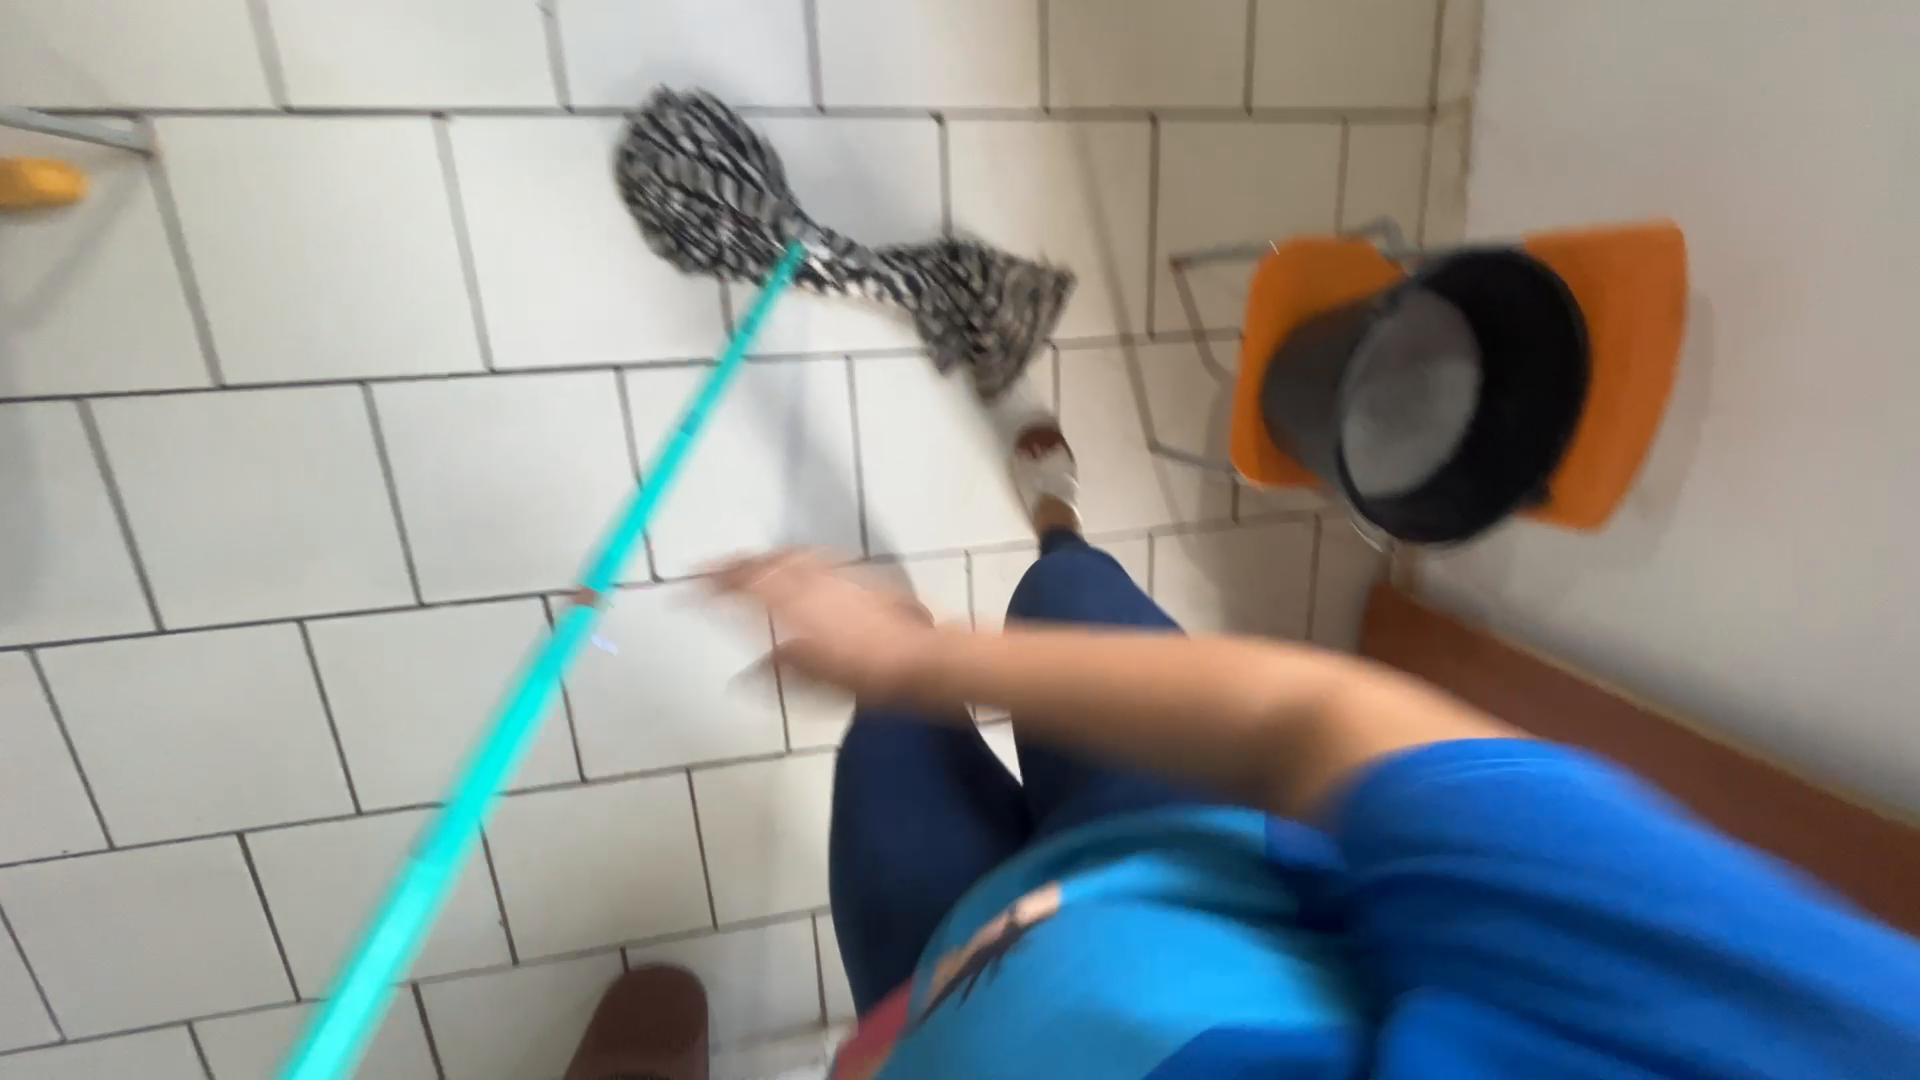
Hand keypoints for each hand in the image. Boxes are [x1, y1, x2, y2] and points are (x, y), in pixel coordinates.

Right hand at [707, 550, 943, 701]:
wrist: (918, 659)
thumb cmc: (865, 676)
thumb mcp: (815, 683)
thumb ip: (780, 669)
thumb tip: (752, 671)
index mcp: (793, 607)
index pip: (744, 587)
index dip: (714, 584)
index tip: (694, 586)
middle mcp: (811, 584)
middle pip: (764, 564)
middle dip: (734, 565)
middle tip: (713, 569)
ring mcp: (836, 576)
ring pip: (789, 557)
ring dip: (763, 559)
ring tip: (748, 563)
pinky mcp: (857, 577)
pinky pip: (815, 558)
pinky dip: (793, 558)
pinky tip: (797, 563)